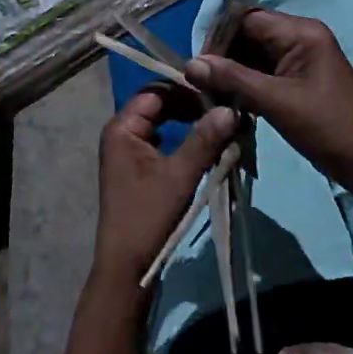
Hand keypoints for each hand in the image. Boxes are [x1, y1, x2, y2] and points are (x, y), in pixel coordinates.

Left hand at [92, 87, 238, 283]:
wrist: (126, 265)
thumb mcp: (179, 176)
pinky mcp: (137, 168)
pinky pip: (161, 141)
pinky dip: (182, 139)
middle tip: (224, 107)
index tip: (220, 91)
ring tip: (219, 123)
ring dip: (188, 121)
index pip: (155, 91)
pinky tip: (203, 145)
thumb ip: (204, 140)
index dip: (186, 88)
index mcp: (122, 128)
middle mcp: (120, 133)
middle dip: (190, 104)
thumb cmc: (148, 216)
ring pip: (161, 123)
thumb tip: (231, 108)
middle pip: (158, 104)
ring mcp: (127, 151)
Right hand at [185, 9, 352, 177]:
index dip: (218, 37)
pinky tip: (228, 100)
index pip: (246, 19)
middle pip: (248, 34)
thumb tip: (190, 64)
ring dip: (231, 72)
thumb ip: (232, 78)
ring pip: (252, 54)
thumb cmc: (328, 128)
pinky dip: (244, 83)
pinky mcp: (297, 79)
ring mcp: (299, 58)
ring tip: (210, 93)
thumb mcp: (276, 102)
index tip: (196, 64)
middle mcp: (300, 36)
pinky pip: (262, 71)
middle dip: (222, 55)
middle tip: (199, 82)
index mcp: (301, 32)